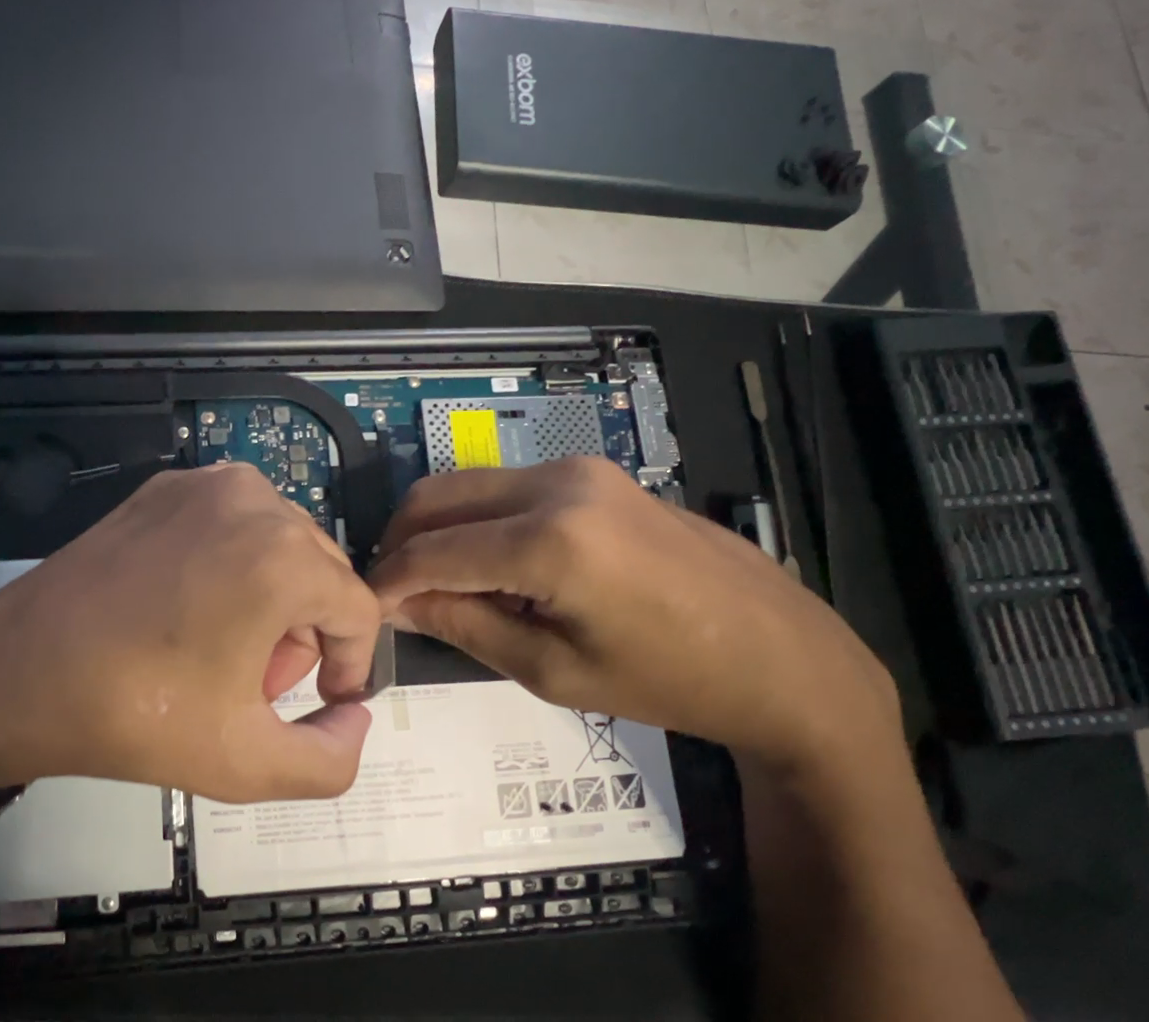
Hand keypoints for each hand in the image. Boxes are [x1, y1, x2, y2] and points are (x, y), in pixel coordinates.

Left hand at [0, 463, 382, 802]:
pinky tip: (188, 614)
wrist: (18, 673)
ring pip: (277, 546)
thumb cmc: (137, 714)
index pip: (357, 610)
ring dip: (269, 602)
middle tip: (254, 688)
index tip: (320, 704)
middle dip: (303, 635)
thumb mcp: (247, 763)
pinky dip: (230, 567)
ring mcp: (201, 486)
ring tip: (220, 655)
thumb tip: (353, 715)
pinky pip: (230, 527)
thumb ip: (331, 760)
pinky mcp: (162, 489)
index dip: (349, 665)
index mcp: (281, 555)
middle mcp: (250, 501)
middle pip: (319, 573)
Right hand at [365, 457, 899, 771]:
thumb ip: (464, 626)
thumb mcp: (553, 670)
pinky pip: (510, 486)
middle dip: (401, 542)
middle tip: (391, 593)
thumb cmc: (670, 680)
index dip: (388, 580)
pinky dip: (480, 519)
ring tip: (438, 584)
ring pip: (471, 484)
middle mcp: (558, 483)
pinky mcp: (598, 472)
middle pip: (439, 496)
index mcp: (550, 540)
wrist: (784, 656)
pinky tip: (491, 565)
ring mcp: (582, 468)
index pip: (433, 550)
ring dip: (439, 528)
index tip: (364, 608)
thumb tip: (398, 604)